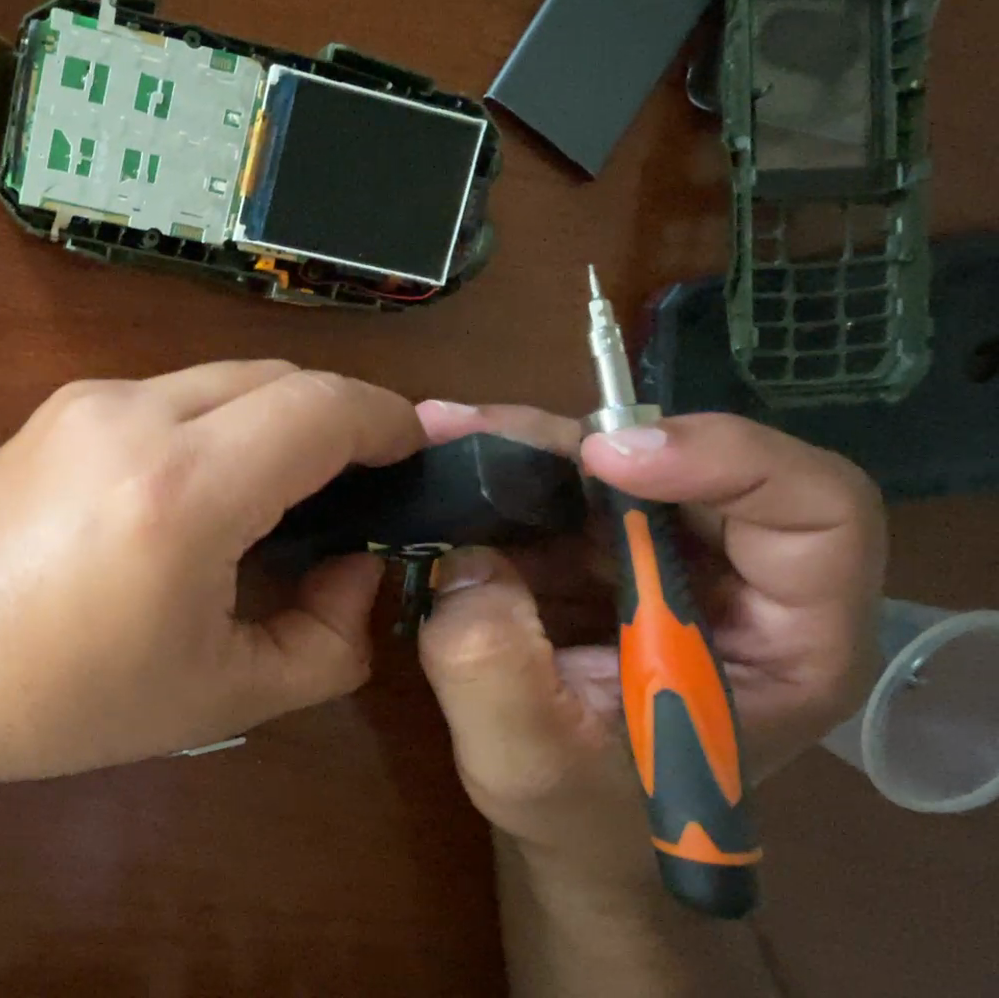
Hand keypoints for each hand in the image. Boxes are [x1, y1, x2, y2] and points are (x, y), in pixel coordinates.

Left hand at [0, 362, 426, 788]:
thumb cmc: (65, 700)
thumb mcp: (221, 695)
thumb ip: (328, 636)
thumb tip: (357, 566)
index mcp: (183, 487)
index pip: (325, 407)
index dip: (389, 423)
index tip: (416, 459)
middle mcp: (134, 415)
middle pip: (277, 376)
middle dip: (334, 419)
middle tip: (353, 490)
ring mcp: (84, 401)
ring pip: (218, 379)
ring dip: (268, 419)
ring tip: (275, 495)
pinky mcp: (52, 409)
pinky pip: (162, 395)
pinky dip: (208, 424)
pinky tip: (193, 491)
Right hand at [410, 403, 885, 881]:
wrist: (564, 822)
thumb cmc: (576, 812)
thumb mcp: (524, 760)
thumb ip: (492, 668)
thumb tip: (462, 560)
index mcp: (784, 643)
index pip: (812, 514)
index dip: (726, 461)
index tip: (604, 458)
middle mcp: (738, 582)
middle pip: (694, 467)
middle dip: (582, 443)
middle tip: (476, 430)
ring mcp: (665, 562)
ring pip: (615, 467)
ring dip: (526, 446)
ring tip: (441, 435)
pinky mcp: (600, 555)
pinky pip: (558, 489)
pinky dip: (497, 470)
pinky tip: (441, 462)